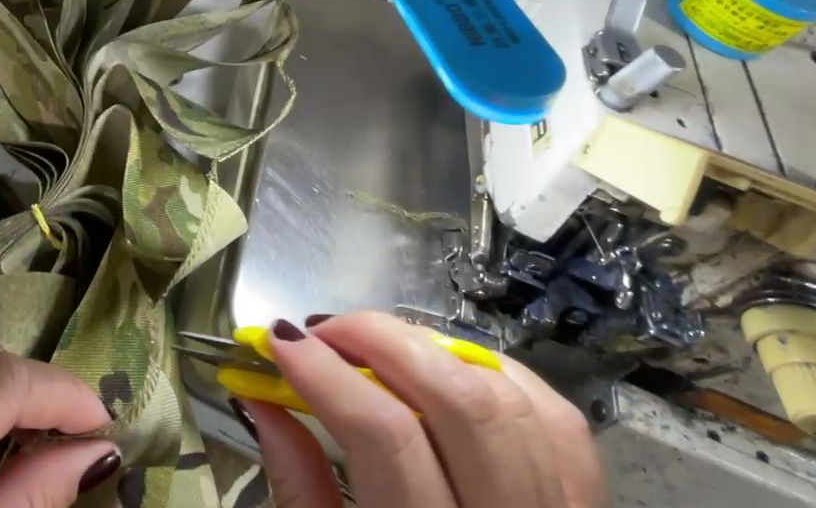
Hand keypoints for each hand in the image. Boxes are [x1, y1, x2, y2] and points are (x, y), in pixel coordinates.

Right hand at [241, 313, 602, 507]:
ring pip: (504, 396)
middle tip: (323, 332)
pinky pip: (555, 417)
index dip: (324, 371)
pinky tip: (444, 368)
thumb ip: (297, 483)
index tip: (278, 339)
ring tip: (371, 348)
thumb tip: (261, 396)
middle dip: (379, 341)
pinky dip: (494, 373)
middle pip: (456, 399)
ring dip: (427, 349)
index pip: (384, 435)